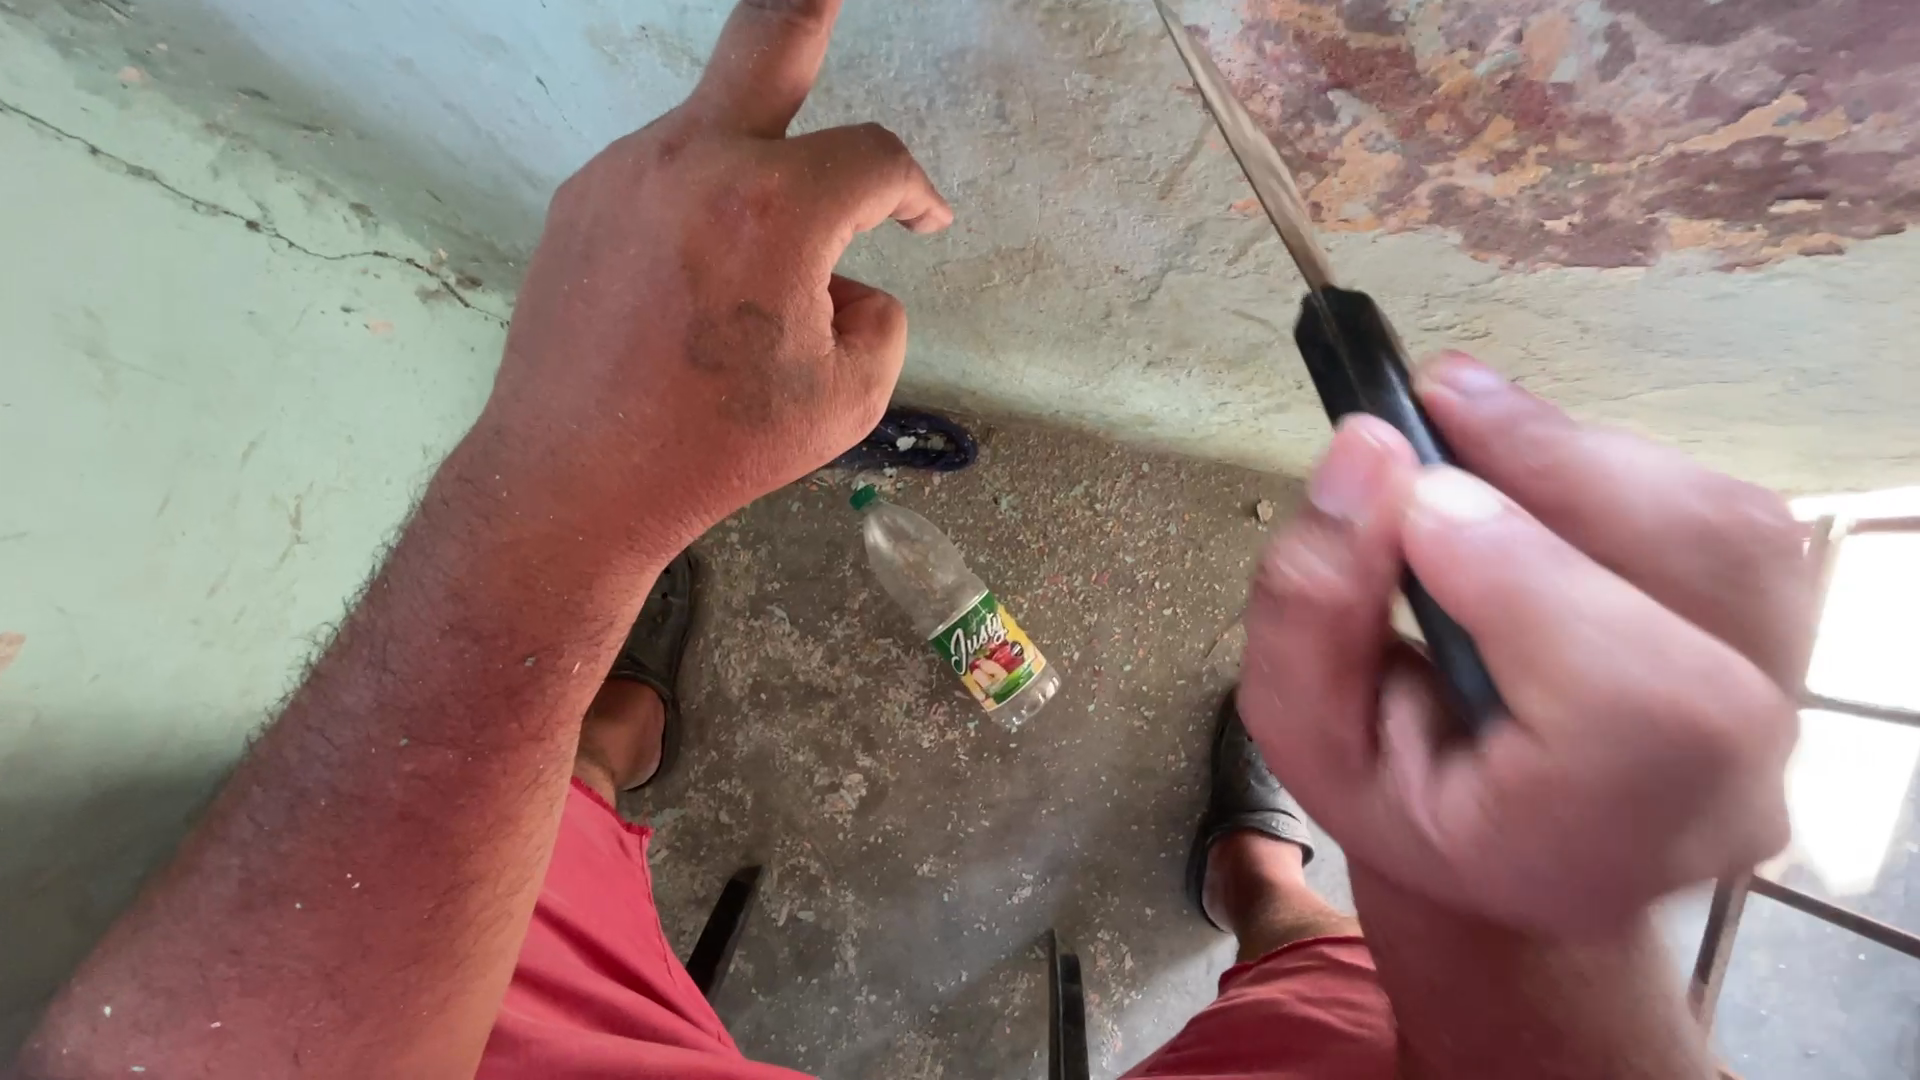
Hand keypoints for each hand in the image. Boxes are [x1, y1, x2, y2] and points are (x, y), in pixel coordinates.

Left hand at [480, 0, 952, 553]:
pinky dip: (709, 211)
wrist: (580, 475)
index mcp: (776, 209)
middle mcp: (695, 161)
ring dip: (764, 172)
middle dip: (813, 7)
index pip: (876, 160)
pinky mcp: (581, 202)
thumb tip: (847, 283)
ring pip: (718, 129)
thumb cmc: (725, 445)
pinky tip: (701, 286)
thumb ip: (879, 319)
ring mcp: (625, 172)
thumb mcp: (850, 397)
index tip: (928, 221)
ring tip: (766, 268)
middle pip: (770, 37)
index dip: (918, 190)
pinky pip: (670, 178)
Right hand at [1239, 351, 1813, 935]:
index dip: (1525, 577)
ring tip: (1460, 423)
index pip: (1632, 705)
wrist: (1495, 842)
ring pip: (1719, 525)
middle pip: (1705, 578)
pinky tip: (1516, 469)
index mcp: (1594, 838)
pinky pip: (1713, 513)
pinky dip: (1606, 465)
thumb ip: (1309, 605)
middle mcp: (1731, 775)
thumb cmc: (1385, 789)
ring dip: (1575, 452)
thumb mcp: (1296, 719)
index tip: (1406, 496)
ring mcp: (1773, 699)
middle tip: (1429, 399)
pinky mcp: (1770, 632)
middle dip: (1554, 463)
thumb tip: (1364, 451)